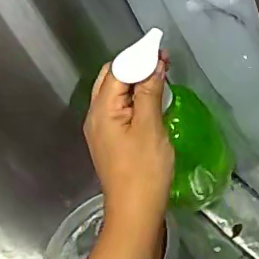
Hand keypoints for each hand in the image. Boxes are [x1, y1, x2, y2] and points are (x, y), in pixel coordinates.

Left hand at [83, 53, 172, 236]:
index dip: (139, 56)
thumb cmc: (144, 170)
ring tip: (161, 72)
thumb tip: (154, 66)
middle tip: (163, 59)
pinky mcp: (112, 139)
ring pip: (116, 92)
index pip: (118, 71)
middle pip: (112, 79)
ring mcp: (102, 129)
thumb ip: (150, 93)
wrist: (135, 210)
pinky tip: (153, 96)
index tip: (161, 47)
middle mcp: (96, 116)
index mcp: (102, 111)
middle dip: (136, 64)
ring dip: (137, 79)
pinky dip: (136, 95)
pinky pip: (120, 107)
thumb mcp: (151, 127)